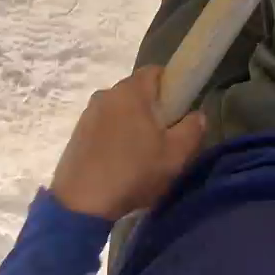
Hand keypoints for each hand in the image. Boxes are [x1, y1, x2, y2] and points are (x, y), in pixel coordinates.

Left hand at [49, 67, 206, 220]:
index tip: (179, 110)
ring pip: (120, 109)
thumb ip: (192, 129)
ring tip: (141, 155)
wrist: (81, 203)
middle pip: (137, 91)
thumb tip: (197, 115)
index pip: (156, 71)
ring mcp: (88, 113)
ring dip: (133, 124)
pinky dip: (115, 136)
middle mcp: (106, 93)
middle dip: (153, 108)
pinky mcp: (77, 132)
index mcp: (131, 91)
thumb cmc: (133, 172)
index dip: (172, 86)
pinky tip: (120, 162)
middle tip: (165, 137)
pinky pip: (104, 125)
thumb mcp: (175, 155)